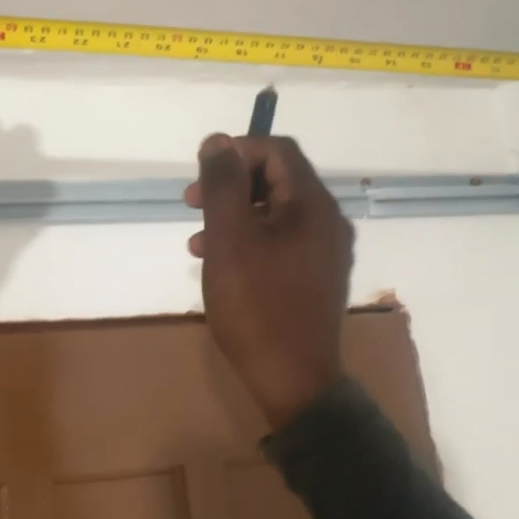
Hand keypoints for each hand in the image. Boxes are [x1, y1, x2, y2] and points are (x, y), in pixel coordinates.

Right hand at [185, 134, 354, 421]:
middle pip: (277, 179)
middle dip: (230, 185)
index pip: (277, 150)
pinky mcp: (314, 277)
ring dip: (233, 214)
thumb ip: (222, 185)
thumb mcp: (229, 240)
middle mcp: (326, 221)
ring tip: (197, 239)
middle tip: (191, 204)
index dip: (236, 151)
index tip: (200, 175)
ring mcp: (324, 251)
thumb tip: (217, 140)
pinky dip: (247, 239)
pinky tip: (218, 263)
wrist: (294, 378)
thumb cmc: (257, 306)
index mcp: (312, 205)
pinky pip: (279, 240)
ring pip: (274, 212)